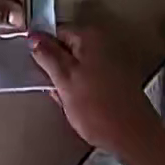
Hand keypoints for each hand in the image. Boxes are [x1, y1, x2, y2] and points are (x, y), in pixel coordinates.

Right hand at [29, 25, 164, 158]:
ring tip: (68, 100)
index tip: (36, 67)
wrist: (130, 132)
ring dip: (68, 80)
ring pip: (78, 64)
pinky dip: (81, 86)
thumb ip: (47, 56)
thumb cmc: (96, 107)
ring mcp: (112, 58)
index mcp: (90, 36)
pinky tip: (80, 105)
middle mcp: (104, 41)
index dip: (44, 49)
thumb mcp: (64, 80)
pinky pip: (90, 75)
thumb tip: (33, 37)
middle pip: (68, 47)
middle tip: (54, 88)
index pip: (58, 31)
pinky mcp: (116, 76)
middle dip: (57, 67)